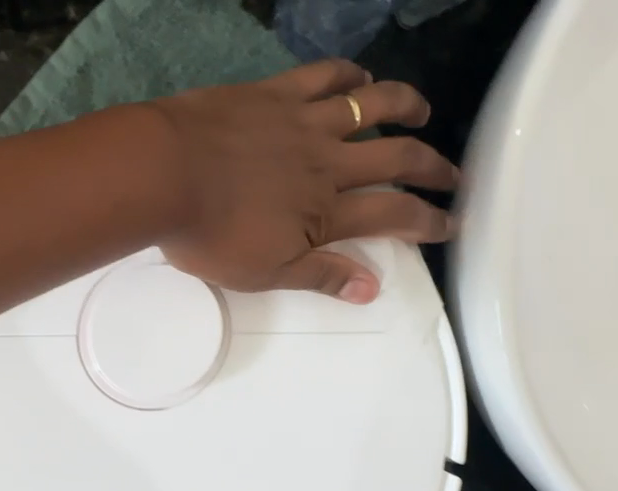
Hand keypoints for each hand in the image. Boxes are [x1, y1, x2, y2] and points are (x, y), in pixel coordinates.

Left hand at [146, 60, 456, 303]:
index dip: (426, 221)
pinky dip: (350, 74)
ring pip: (373, 105)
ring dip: (405, 106)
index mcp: (325, 211)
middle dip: (432, 168)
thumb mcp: (263, 273)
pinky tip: (360, 78)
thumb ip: (318, 276)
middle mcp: (328, 162)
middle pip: (396, 159)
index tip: (449, 225)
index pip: (391, 216)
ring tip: (423, 111)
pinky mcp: (277, 92)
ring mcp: (304, 121)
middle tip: (453, 175)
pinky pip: (326, 75)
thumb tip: (372, 288)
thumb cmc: (208, 236)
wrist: (165, 176)